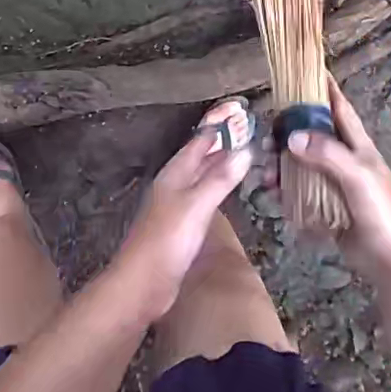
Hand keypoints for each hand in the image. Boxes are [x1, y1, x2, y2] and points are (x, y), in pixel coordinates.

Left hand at [112, 102, 254, 319]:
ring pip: (205, 172)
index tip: (239, 107)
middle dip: (224, 137)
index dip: (219, 122)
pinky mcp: (184, 222)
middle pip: (203, 153)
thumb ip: (219, 178)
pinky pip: (206, 191)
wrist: (141, 284)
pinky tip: (231, 186)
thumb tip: (245, 150)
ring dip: (223, 159)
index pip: (201, 138)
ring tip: (247, 149)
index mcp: (176, 172)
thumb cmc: (166, 241)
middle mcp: (177, 182)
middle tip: (249, 124)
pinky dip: (221, 181)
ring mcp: (179, 202)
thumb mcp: (196, 205)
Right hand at [285, 77, 390, 288]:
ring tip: (265, 172)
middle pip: (311, 135)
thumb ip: (326, 153)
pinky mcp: (326, 205)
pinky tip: (273, 194)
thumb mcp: (356, 176)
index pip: (340, 107)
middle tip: (266, 139)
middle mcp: (344, 158)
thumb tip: (292, 136)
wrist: (389, 261)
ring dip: (282, 164)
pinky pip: (300, 189)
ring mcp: (334, 182)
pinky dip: (285, 189)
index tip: (305, 71)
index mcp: (358, 145)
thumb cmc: (381, 212)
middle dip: (288, 133)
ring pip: (301, 163)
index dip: (325, 88)